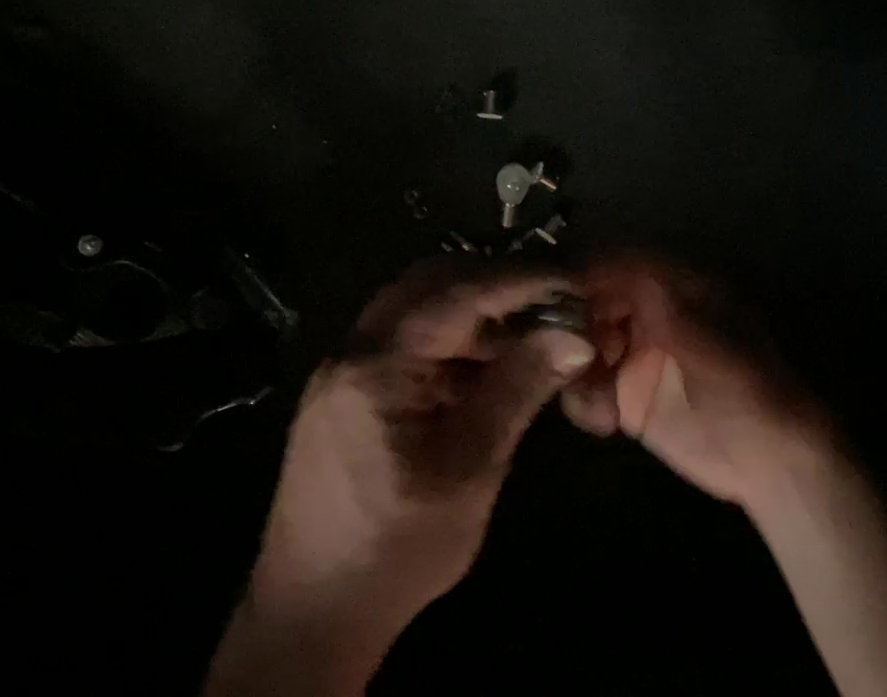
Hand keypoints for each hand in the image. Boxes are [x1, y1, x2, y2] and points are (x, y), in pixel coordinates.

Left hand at [207, 259, 595, 695]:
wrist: (314, 608)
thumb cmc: (397, 546)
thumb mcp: (469, 469)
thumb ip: (516, 391)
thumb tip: (573, 336)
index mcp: (375, 364)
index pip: (455, 293)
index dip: (519, 279)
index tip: (572, 278)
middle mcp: (353, 350)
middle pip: (429, 287)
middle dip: (495, 285)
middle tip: (553, 300)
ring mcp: (346, 370)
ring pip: (418, 313)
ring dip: (475, 316)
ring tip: (533, 333)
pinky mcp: (350, 393)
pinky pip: (406, 345)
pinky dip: (451, 346)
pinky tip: (490, 366)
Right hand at [561, 258, 830, 505]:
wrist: (772, 467)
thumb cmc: (753, 398)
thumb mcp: (717, 352)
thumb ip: (671, 316)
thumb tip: (628, 275)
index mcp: (675, 288)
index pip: (617, 265)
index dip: (585, 276)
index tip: (555, 299)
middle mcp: (645, 312)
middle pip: (587, 301)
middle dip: (570, 328)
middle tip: (566, 359)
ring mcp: (631, 352)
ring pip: (575, 342)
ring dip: (573, 370)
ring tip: (596, 404)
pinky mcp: (621, 393)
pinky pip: (581, 384)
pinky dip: (581, 401)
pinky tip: (605, 424)